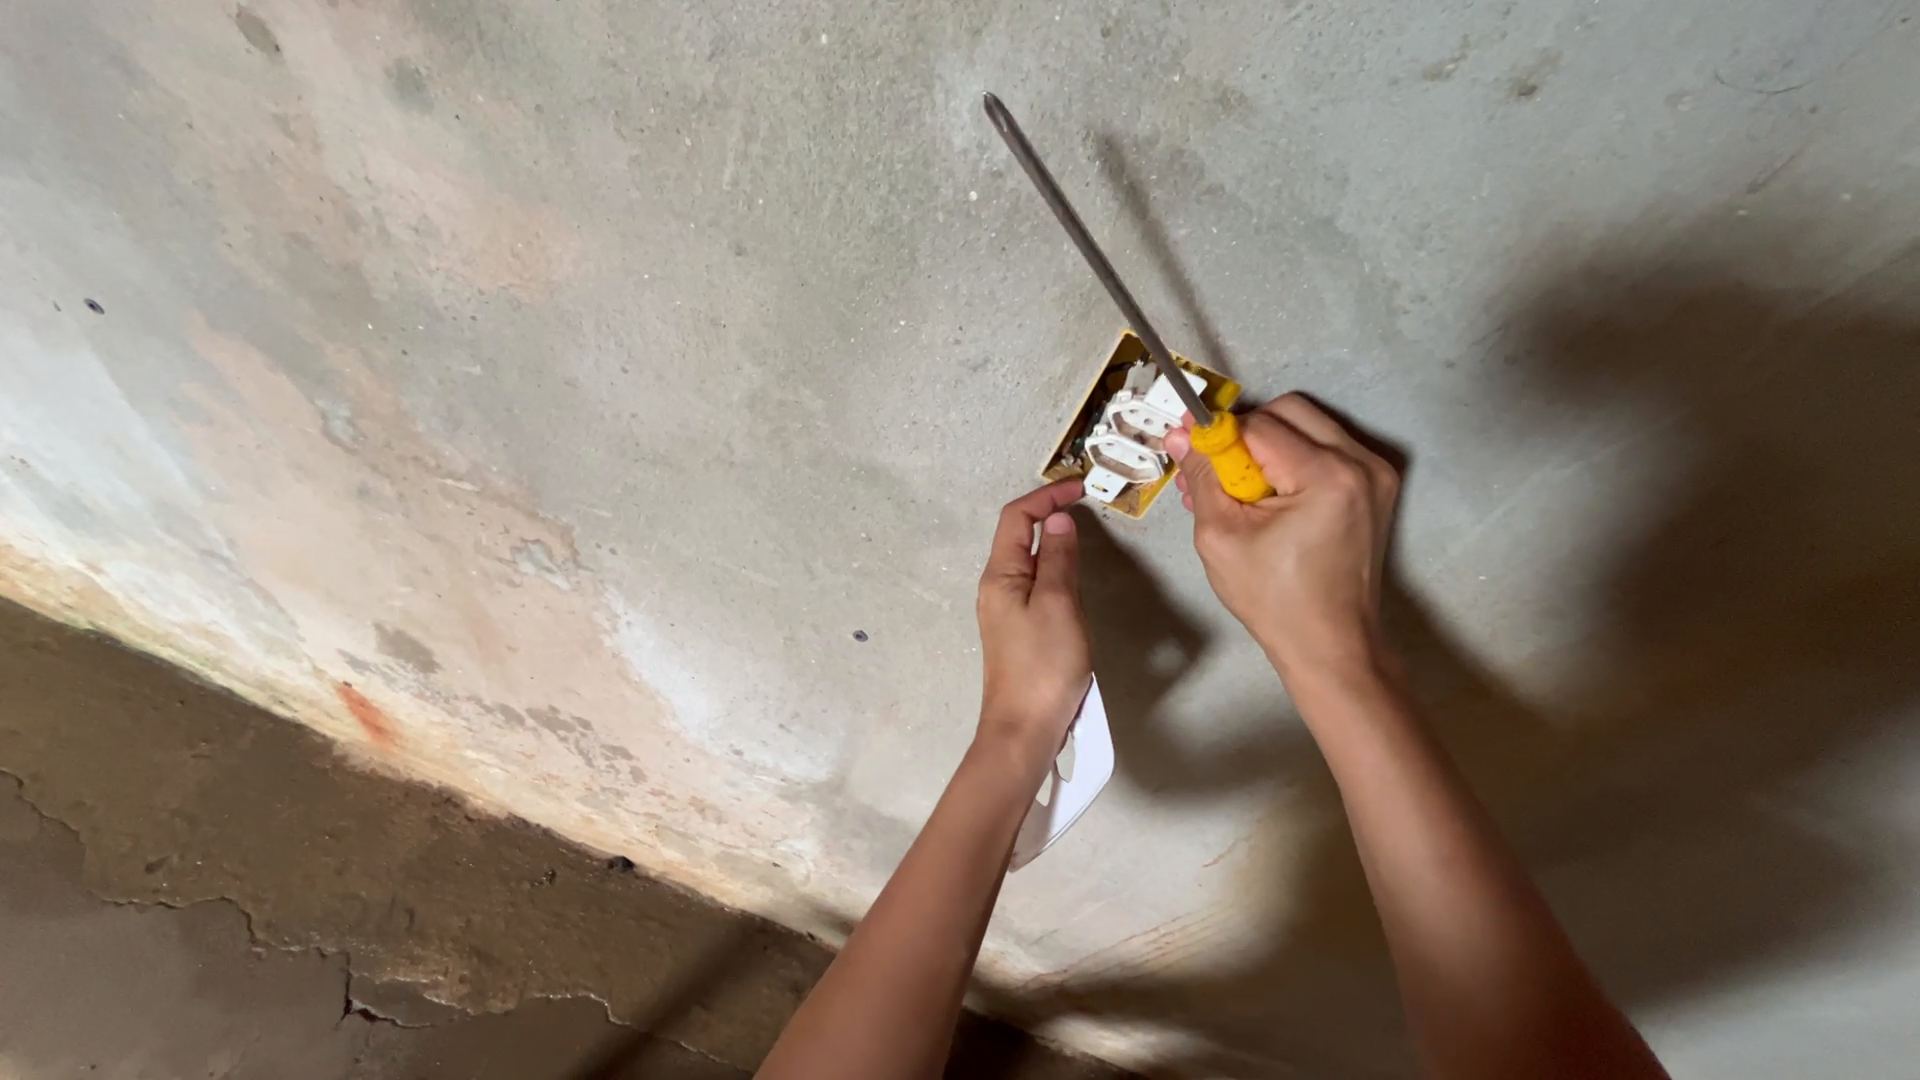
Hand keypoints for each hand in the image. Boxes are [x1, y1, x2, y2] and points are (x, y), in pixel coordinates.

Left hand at [975, 480, 1092, 759]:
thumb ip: (1058, 559)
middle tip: (1087, 509)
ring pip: (1029, 562)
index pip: (1017, 517)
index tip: (1081, 489)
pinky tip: (1074, 580)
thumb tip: (1057, 520)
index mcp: (1000, 575)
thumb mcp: (1057, 604)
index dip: (1047, 496)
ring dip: (1054, 543)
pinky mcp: (1019, 630)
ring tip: (1086, 539)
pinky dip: (1055, 571)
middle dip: (1050, 515)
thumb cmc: (1043, 666)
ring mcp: (1006, 610)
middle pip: (1019, 536)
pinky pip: (1036, 586)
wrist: (1024, 728)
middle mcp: (997, 587)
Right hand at [1167, 394, 1399, 676]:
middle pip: (1288, 410)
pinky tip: (1267, 496)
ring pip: (1307, 424)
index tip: (1189, 451)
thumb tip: (1180, 434)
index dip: (1217, 436)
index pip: (1259, 425)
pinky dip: (1290, 459)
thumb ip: (1201, 476)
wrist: (1329, 643)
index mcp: (1327, 476)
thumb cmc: (1272, 598)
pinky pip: (1324, 447)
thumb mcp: (1219, 535)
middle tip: (1217, 473)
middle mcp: (1361, 462)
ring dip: (1266, 445)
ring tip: (1238, 489)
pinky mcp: (1375, 486)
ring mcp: (1375, 473)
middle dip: (1245, 434)